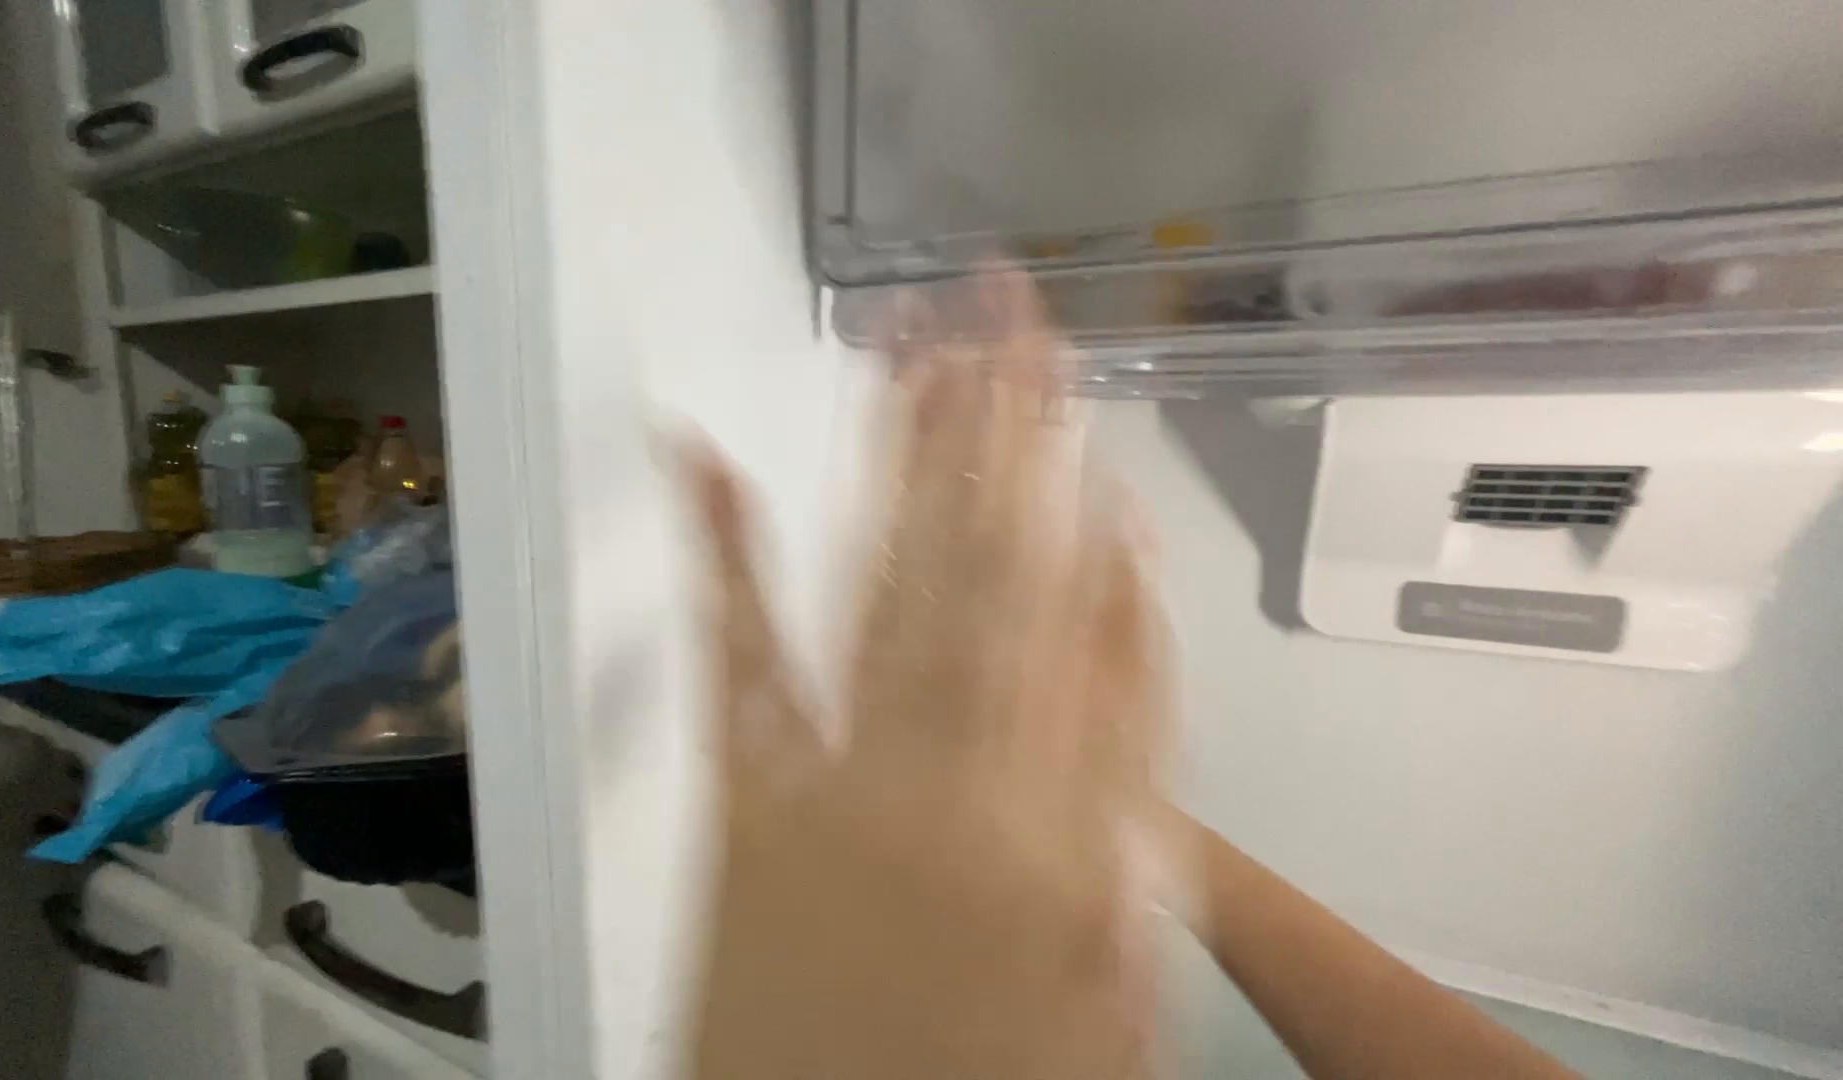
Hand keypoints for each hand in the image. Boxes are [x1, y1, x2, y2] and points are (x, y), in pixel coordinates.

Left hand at [686, 270, 1168, 1079]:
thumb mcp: (1109, 1002)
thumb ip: (1137, 857)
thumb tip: (1138, 713)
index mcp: (1062, 848)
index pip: (1103, 650)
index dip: (1102, 531)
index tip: (1095, 437)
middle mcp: (955, 788)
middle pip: (998, 575)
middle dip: (1011, 431)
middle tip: (1013, 317)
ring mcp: (836, 780)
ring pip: (893, 583)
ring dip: (914, 454)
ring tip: (927, 346)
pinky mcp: (738, 796)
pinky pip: (731, 656)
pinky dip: (718, 547)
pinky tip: (706, 456)